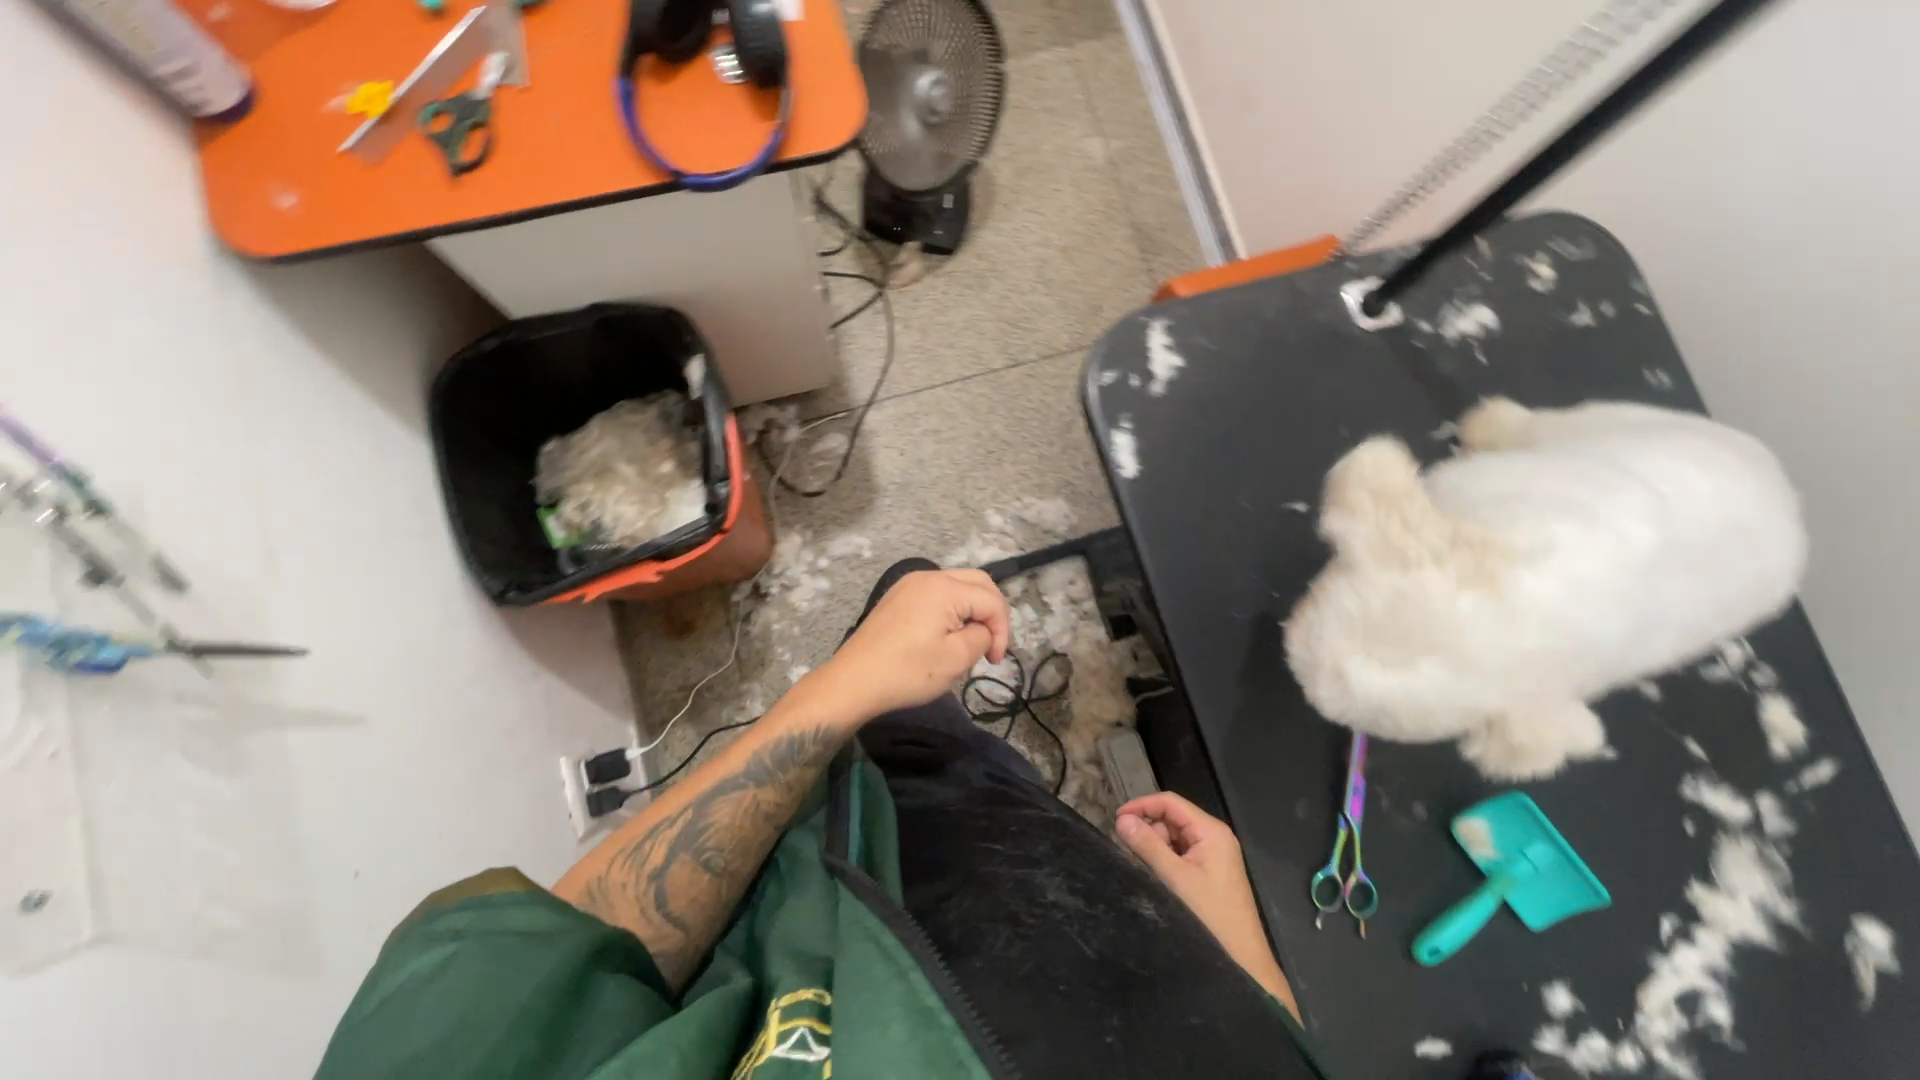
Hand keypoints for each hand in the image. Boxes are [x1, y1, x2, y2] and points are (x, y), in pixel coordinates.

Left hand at [810, 568, 1010, 725]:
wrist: (853, 681)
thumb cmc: (907, 672)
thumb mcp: (955, 659)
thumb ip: (981, 637)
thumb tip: (983, 630)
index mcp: (944, 588)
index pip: (991, 600)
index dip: (1002, 630)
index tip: (995, 661)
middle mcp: (928, 576)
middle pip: (978, 583)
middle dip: (992, 613)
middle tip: (991, 645)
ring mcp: (910, 584)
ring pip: (958, 585)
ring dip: (973, 610)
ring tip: (972, 641)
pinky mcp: (898, 596)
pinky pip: (937, 593)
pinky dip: (952, 609)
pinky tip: (948, 634)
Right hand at [1117, 792, 1298, 1017]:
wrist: (1242, 961)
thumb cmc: (1210, 915)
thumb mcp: (1174, 878)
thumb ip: (1147, 845)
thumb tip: (1122, 819)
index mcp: (1211, 831)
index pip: (1170, 802)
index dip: (1142, 806)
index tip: (1115, 821)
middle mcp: (1215, 837)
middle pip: (1172, 820)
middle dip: (1149, 832)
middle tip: (1132, 855)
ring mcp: (1213, 856)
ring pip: (1174, 839)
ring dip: (1156, 849)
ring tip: (1147, 873)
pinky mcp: (1210, 874)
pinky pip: (1181, 856)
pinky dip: (1165, 862)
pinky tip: (1158, 880)